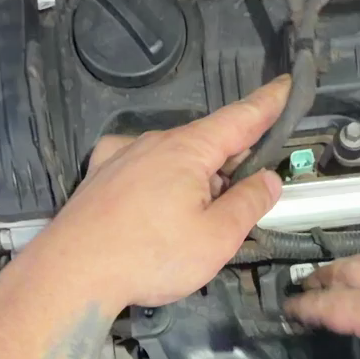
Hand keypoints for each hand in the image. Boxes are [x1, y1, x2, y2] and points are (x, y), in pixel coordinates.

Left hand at [17, 78, 289, 309]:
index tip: (287, 85)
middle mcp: (153, 142)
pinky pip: (141, 168)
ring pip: (173, 159)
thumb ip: (247, 205)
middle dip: (230, 162)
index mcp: (189, 150)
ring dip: (194, 179)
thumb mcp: (215, 239)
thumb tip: (268, 179)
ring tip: (196, 222)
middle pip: (206, 143)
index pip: (240, 118)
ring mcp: (122, 157)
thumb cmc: (150, 256)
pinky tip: (156, 203)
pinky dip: (159, 182)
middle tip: (242, 200)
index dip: (268, 104)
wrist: (72, 273)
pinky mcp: (99, 177)